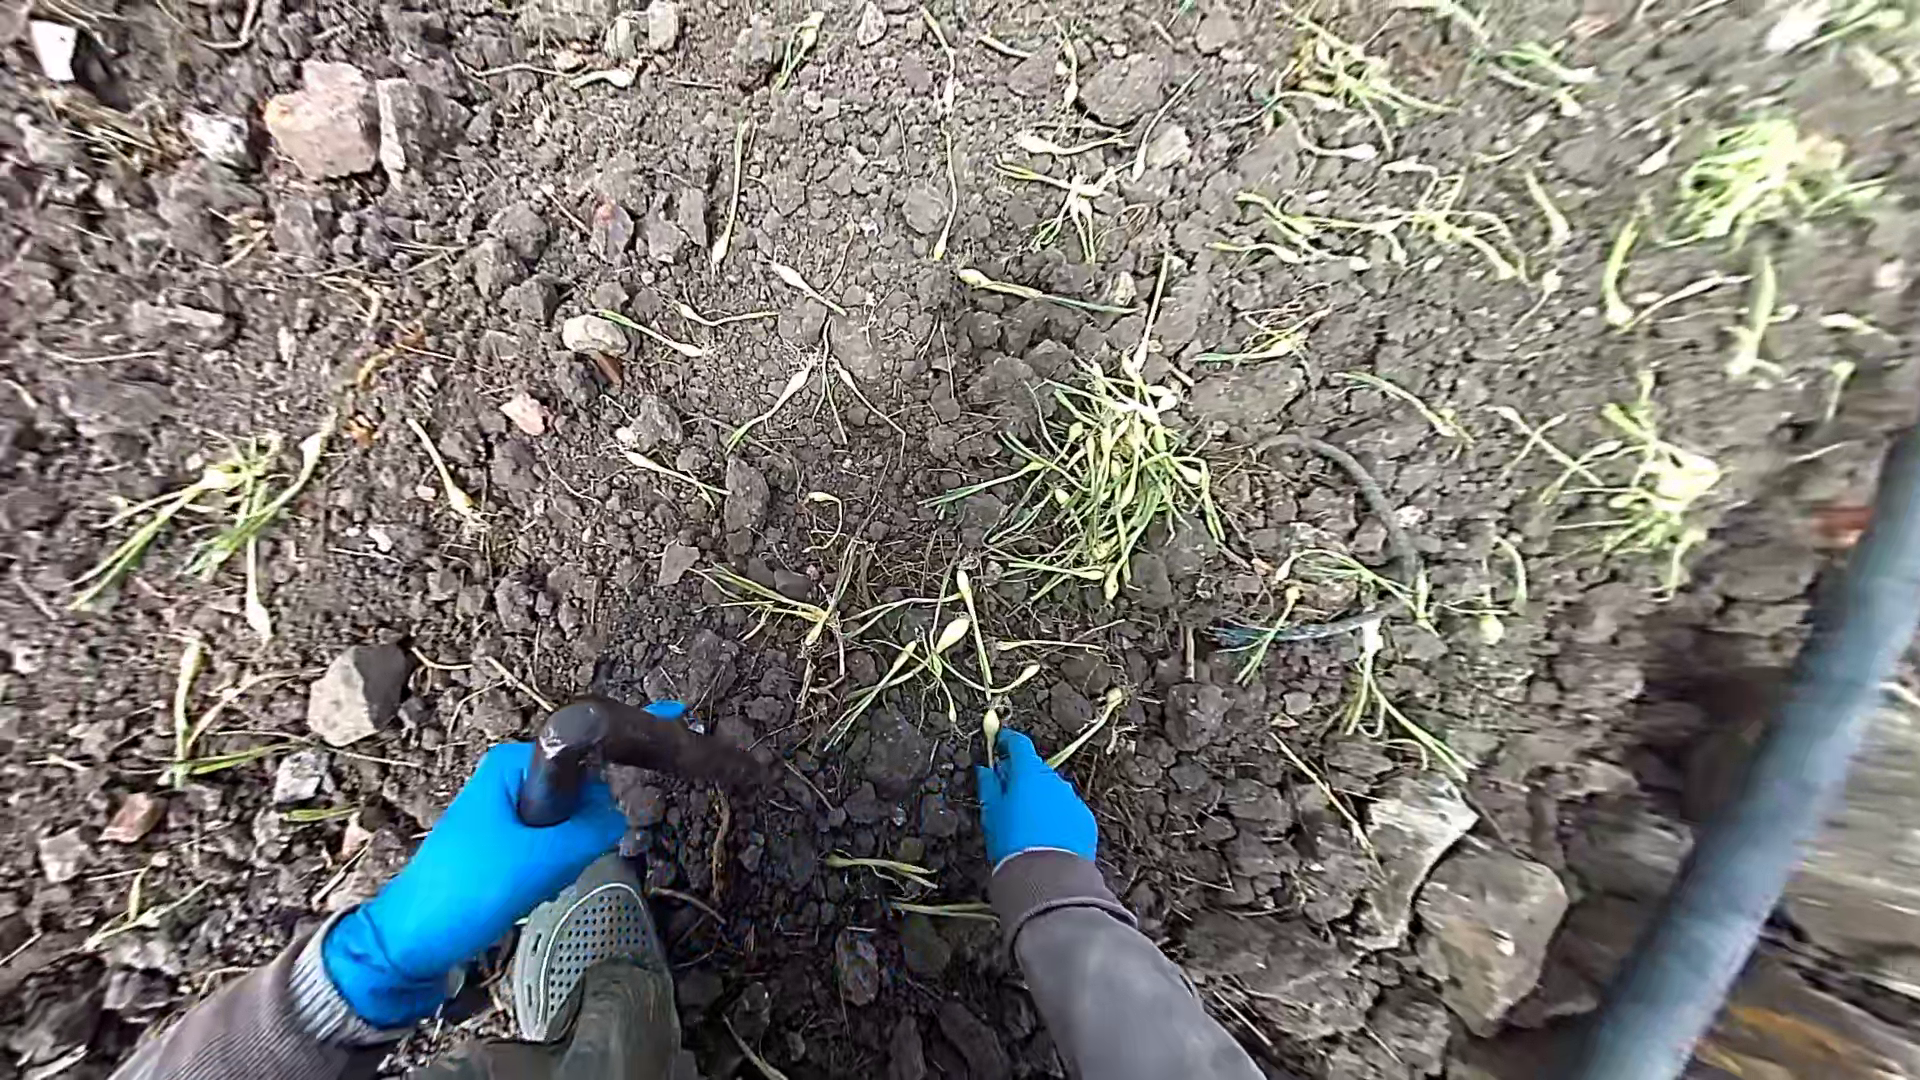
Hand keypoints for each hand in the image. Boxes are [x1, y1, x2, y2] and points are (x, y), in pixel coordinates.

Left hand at [322, 742, 626, 1026]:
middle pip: (586, 784)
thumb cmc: (466, 891)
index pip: (587, 741)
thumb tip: (627, 813)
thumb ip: (597, 827)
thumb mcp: (542, 858)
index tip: (678, 714)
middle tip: (578, 853)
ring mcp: (511, 804)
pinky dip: (560, 857)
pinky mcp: (511, 834)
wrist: (404, 949)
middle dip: (591, 820)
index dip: (632, 736)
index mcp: (514, 763)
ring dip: (574, 846)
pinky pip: (556, 834)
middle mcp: (514, 774)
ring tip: (549, 876)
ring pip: (574, 814)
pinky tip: (544, 882)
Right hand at [975, 729, 1097, 869]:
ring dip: (1039, 795)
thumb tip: (986, 769)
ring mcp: (1071, 799)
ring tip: (1026, 820)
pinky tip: (1045, 833)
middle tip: (1007, 791)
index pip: (1019, 744)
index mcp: (1029, 772)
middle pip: (1035, 768)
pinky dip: (1056, 814)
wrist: (1047, 878)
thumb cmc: (1013, 843)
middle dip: (1021, 775)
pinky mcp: (1084, 819)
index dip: (1007, 741)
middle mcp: (1054, 779)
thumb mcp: (992, 812)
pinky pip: (1067, 809)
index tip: (999, 744)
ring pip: (1051, 788)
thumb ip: (989, 785)